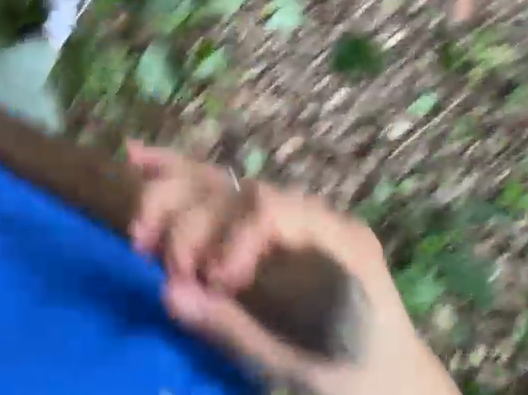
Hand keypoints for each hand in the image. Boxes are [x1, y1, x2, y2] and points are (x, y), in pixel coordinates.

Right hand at [126, 143, 459, 394]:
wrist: (392, 384)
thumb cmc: (355, 378)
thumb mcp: (304, 366)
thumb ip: (238, 329)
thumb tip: (170, 295)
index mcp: (338, 241)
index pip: (268, 212)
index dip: (227, 238)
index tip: (213, 283)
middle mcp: (308, 211)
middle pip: (230, 192)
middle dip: (187, 227)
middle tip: (168, 271)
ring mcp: (282, 207)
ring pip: (213, 181)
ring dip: (166, 200)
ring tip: (139, 234)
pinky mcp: (259, 216)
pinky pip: (211, 185)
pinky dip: (172, 173)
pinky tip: (135, 156)